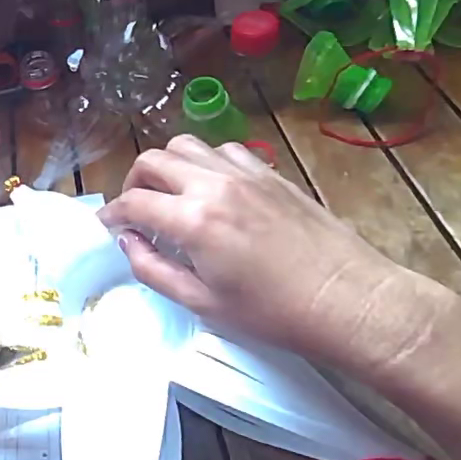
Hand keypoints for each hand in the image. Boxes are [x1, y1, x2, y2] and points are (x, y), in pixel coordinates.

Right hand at [98, 135, 460, 387]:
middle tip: (137, 210)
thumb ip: (152, 268)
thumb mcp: (202, 302)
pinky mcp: (270, 173)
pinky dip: (205, 163)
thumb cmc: (273, 313)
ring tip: (171, 193)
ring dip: (167, 166)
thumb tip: (127, 242)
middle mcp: (213, 186)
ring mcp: (244, 174)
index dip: (111, 215)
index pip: (132, 203)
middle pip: (151, 161)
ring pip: (185, 146)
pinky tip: (212, 189)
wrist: (353, 303)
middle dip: (133, 183)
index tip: (107, 227)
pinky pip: (224, 151)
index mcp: (192, 220)